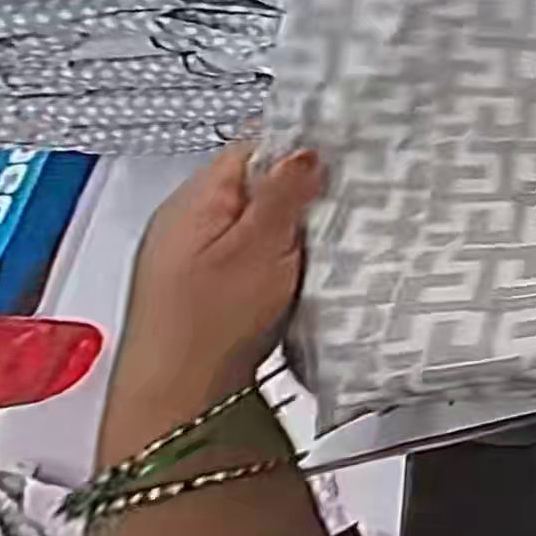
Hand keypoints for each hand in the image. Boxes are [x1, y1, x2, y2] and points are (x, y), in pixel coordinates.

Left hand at [98, 145, 322, 463]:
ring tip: (337, 222)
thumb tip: (305, 151)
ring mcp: (206, 247)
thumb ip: (282, 194)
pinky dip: (293, 239)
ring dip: (301, 214)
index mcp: (194, 201)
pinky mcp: (223, 273)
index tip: (343, 150)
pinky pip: (265, 239)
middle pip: (261, 179)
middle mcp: (194, 218)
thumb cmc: (213, 319)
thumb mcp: (258, 246)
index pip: (253, 147)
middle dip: (305, 183)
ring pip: (266, 211)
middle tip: (349, 190)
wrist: (186, 390)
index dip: (299, 145)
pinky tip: (315, 252)